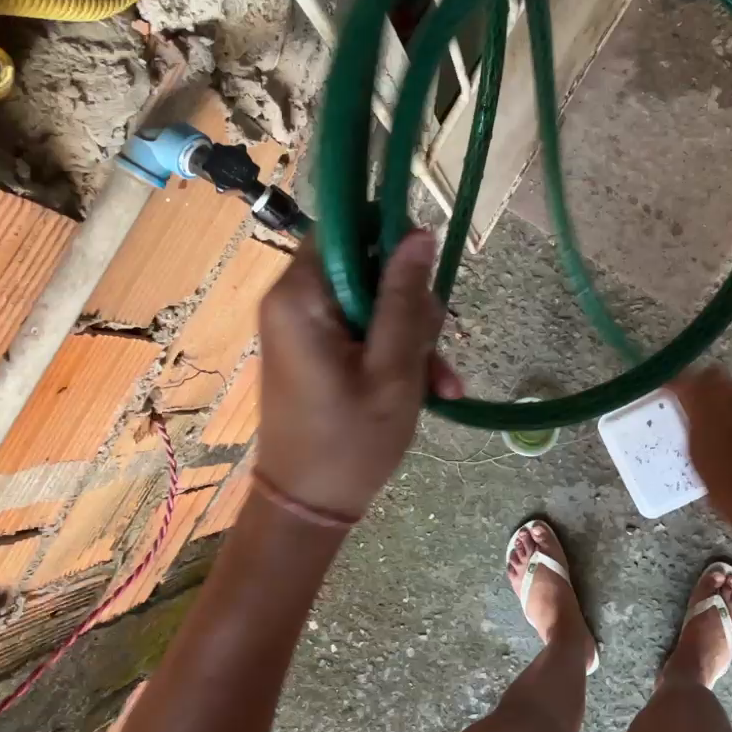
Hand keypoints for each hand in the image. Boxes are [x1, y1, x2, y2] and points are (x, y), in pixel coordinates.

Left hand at [255, 230, 462, 520]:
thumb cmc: (351, 442)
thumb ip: (406, 299)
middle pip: (364, 265)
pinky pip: (362, 330)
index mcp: (299, 297)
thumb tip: (419, 232)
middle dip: (411, 303)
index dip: (390, 236)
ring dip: (412, 337)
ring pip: (372, 300)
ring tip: (440, 384)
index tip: (426, 271)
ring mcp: (303, 326)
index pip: (344, 225)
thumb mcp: (393, 370)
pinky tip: (430, 390)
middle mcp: (292, 300)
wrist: (309, 506)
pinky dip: (394, 353)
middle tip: (437, 348)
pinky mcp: (314, 348)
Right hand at [675, 366, 731, 537]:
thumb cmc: (727, 485)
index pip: (692, 378)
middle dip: (722, 397)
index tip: (685, 399)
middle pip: (726, 382)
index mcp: (707, 400)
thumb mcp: (698, 453)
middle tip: (721, 422)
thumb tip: (693, 406)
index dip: (689, 388)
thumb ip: (695, 421)